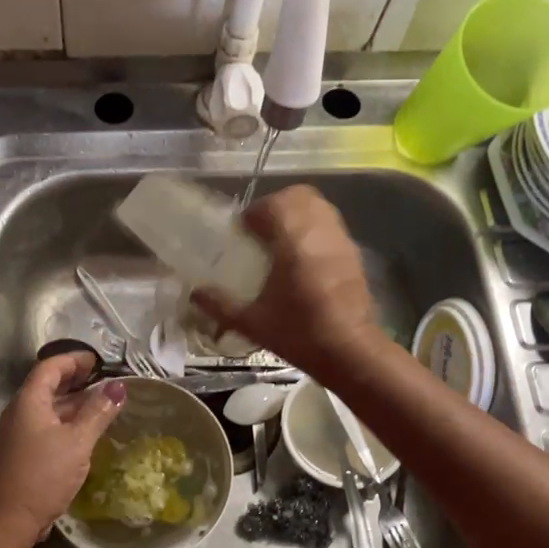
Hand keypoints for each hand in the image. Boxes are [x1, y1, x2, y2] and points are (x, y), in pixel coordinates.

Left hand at [0, 351, 125, 547]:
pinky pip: (48, 427)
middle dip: (76, 380)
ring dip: (74, 403)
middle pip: (48, 386)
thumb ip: (98, 412)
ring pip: (49, 409)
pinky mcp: (24, 454)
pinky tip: (87, 433)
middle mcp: (21, 413)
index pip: (50, 367)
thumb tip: (119, 386)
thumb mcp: (77, 442)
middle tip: (104, 380)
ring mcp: (20, 434)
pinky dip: (68, 422)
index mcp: (29, 402)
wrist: (7, 520)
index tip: (98, 360)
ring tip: (103, 404)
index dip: (74, 359)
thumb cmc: (42, 475)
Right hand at [192, 186, 386, 377]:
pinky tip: (302, 258)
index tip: (242, 230)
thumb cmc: (299, 334)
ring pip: (320, 206)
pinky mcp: (353, 254)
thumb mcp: (252, 323)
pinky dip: (314, 229)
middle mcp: (320, 233)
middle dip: (277, 205)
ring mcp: (340, 241)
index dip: (254, 212)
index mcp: (293, 243)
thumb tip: (195, 293)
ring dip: (297, 214)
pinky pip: (331, 225)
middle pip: (300, 196)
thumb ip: (221, 305)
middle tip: (260, 230)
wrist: (350, 352)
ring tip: (280, 240)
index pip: (273, 204)